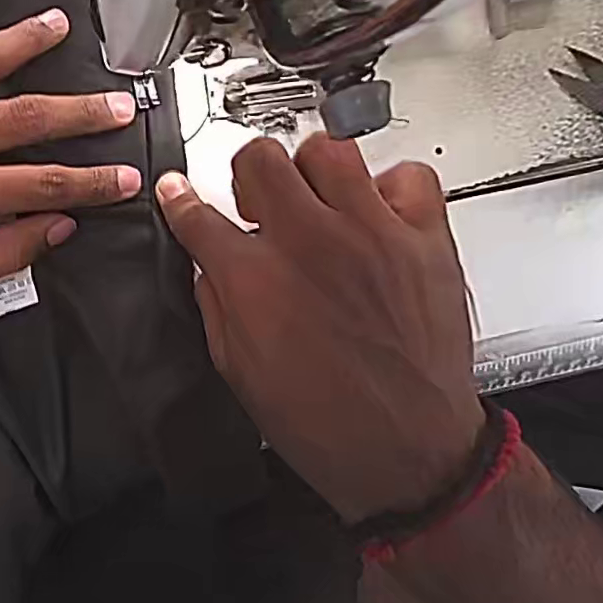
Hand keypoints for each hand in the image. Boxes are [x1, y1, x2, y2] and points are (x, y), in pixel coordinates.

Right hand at [154, 135, 483, 522]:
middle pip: (259, 159)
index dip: (178, 199)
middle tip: (254, 199)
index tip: (177, 192)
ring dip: (308, 172)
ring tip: (313, 200)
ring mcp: (371, 236)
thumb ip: (215, 305)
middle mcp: (309, 246)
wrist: (405, 451)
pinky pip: (407, 176)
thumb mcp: (238, 371)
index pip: (196, 215)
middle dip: (246, 174)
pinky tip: (373, 213)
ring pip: (327, 150)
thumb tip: (208, 266)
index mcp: (253, 281)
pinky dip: (386, 187)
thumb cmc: (324, 422)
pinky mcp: (425, 242)